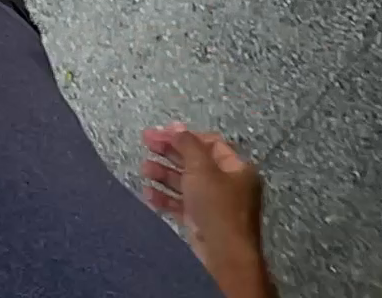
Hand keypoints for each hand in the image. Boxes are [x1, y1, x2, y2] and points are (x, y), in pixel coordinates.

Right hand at [141, 124, 275, 297]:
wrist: (224, 256)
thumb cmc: (217, 205)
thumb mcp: (201, 168)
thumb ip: (187, 143)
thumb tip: (176, 126)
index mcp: (236, 169)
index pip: (210, 143)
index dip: (185, 135)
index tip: (162, 132)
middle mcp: (227, 185)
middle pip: (194, 161)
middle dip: (169, 152)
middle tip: (146, 142)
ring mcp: (213, 204)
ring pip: (184, 182)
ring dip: (163, 173)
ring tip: (145, 169)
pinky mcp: (201, 221)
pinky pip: (180, 203)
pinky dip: (165, 196)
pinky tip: (149, 193)